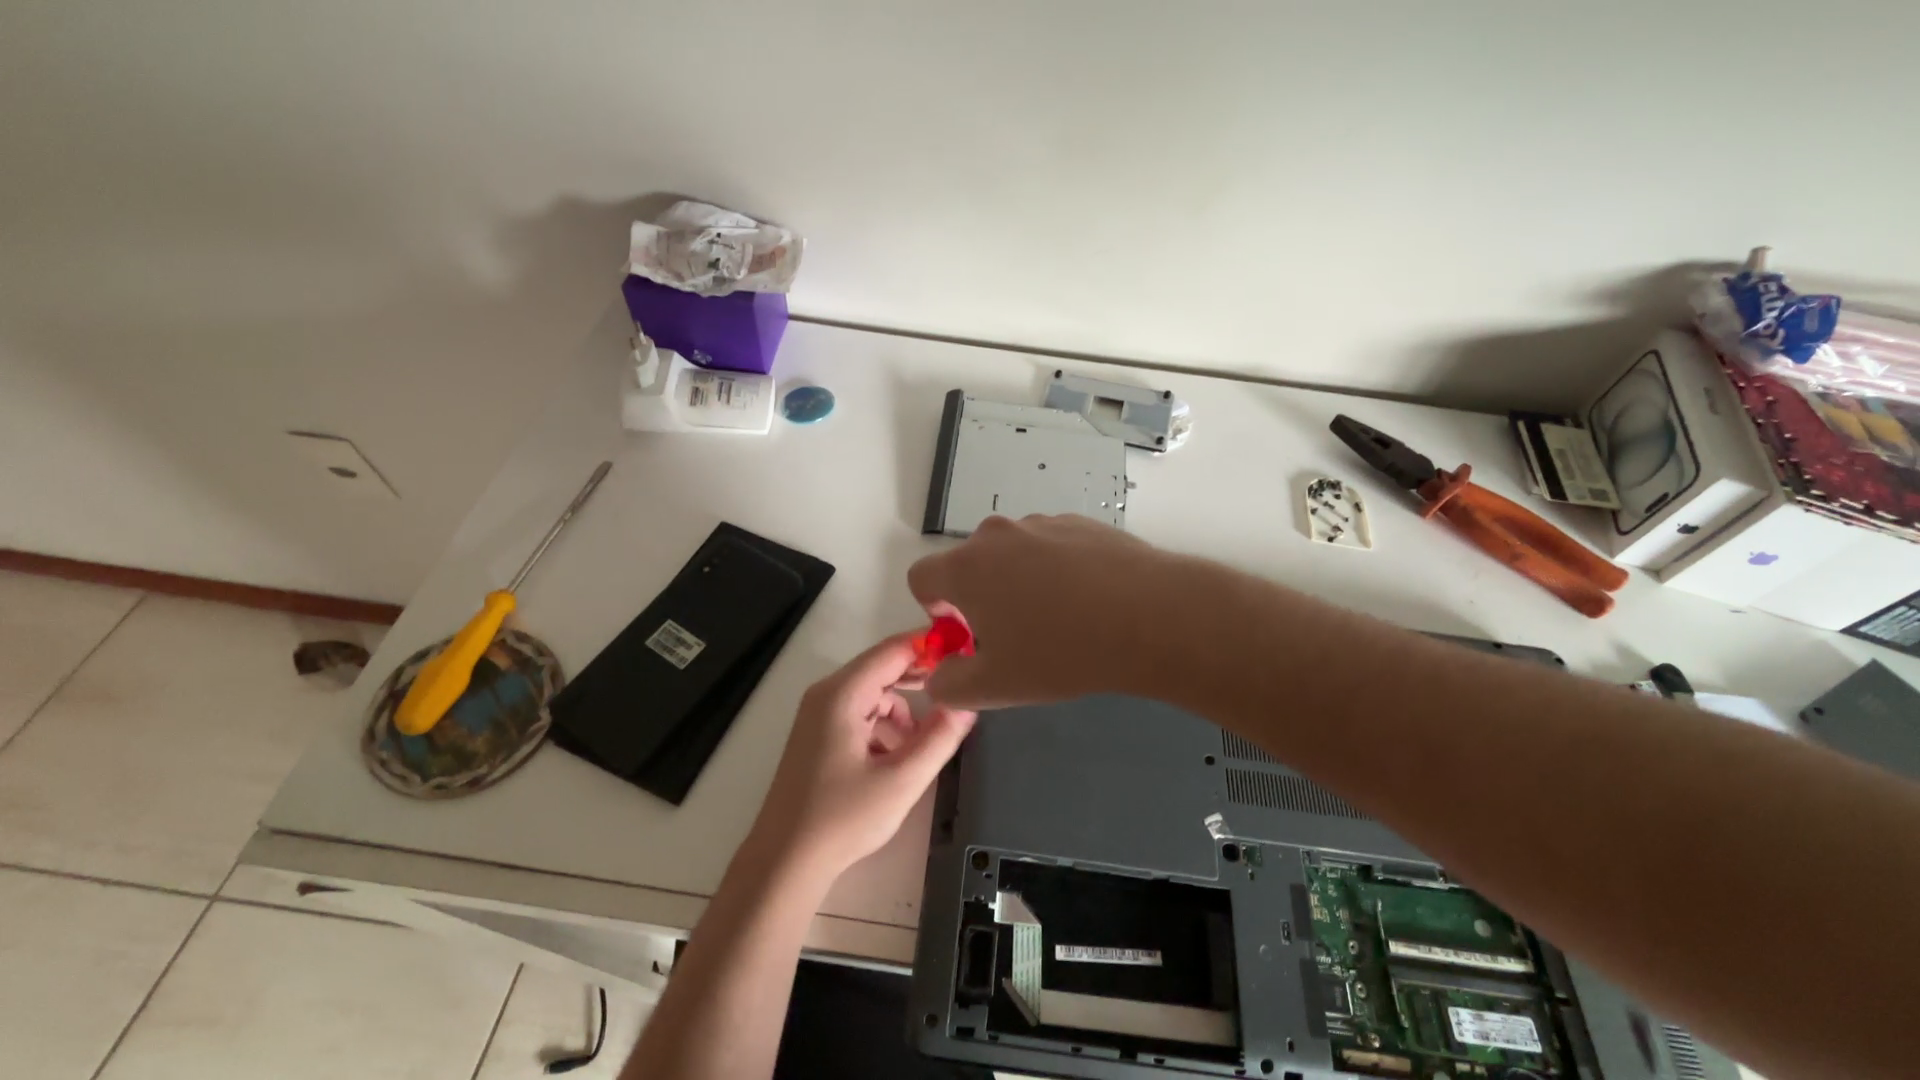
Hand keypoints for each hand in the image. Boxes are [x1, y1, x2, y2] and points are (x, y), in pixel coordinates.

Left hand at [750, 634, 976, 877]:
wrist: (786, 860)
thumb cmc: (842, 819)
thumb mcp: (902, 780)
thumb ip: (940, 738)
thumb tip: (968, 704)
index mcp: (842, 694)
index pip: (893, 650)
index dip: (931, 646)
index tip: (967, 650)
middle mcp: (826, 695)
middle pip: (882, 669)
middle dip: (921, 678)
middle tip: (959, 691)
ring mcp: (817, 715)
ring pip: (872, 695)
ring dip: (903, 711)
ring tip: (924, 745)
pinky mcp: (817, 736)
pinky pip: (859, 715)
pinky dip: (883, 728)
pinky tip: (897, 760)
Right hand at [907, 514, 1186, 708]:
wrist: (1150, 617)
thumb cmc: (1061, 652)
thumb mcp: (994, 687)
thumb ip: (948, 686)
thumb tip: (939, 676)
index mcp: (966, 568)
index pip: (921, 578)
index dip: (936, 611)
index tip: (968, 638)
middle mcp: (998, 535)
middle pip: (969, 565)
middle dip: (980, 599)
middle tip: (1015, 637)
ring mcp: (1043, 523)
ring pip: (1013, 555)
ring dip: (1019, 583)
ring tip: (1061, 621)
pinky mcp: (1082, 523)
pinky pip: (1052, 548)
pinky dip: (1058, 571)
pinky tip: (1090, 602)